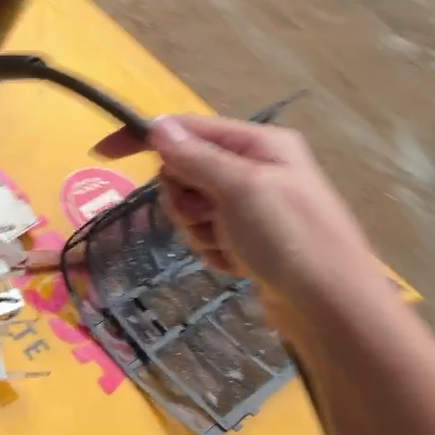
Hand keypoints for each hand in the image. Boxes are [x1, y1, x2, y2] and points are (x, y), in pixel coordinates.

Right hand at [99, 115, 384, 319]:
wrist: (333, 308)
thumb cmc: (292, 239)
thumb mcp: (241, 189)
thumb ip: (196, 157)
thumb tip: (156, 126)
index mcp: (258, 144)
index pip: (184, 128)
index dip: (142, 138)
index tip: (102, 154)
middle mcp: (254, 167)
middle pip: (182, 169)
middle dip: (182, 198)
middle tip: (206, 216)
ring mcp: (251, 204)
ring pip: (188, 205)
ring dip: (196, 228)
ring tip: (227, 244)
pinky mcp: (246, 236)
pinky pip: (203, 232)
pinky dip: (210, 248)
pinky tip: (235, 261)